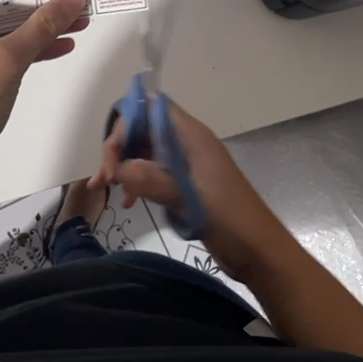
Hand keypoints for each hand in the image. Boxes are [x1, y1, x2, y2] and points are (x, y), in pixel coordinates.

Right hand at [91, 97, 289, 283]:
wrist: (260, 252)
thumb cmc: (231, 220)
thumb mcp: (190, 199)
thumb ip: (152, 180)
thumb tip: (118, 168)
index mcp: (191, 137)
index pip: (150, 109)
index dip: (125, 124)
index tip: (112, 158)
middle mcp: (186, 143)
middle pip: (142, 129)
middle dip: (118, 149)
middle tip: (102, 180)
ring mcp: (185, 163)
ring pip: (144, 151)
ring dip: (123, 166)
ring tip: (107, 190)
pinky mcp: (184, 183)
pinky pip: (152, 172)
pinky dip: (136, 182)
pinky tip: (128, 202)